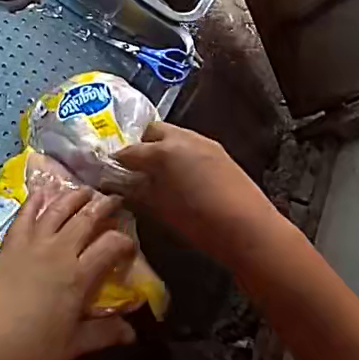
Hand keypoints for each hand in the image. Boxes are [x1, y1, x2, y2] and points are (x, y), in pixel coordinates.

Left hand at [0, 186, 138, 359]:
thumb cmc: (27, 347)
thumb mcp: (72, 344)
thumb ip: (104, 333)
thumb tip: (132, 332)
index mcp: (78, 275)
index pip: (111, 245)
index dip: (125, 241)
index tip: (131, 245)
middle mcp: (59, 250)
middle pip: (88, 217)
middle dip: (106, 206)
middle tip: (116, 200)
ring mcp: (33, 242)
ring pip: (60, 208)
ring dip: (76, 196)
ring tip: (87, 191)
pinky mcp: (11, 242)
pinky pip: (27, 213)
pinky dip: (37, 199)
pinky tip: (44, 191)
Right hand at [115, 122, 285, 267]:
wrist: (248, 227)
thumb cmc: (200, 223)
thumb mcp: (162, 209)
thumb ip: (140, 191)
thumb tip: (125, 184)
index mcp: (163, 151)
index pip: (130, 150)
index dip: (117, 161)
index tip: (110, 172)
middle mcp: (182, 138)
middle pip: (152, 132)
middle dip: (141, 146)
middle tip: (134, 169)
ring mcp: (203, 141)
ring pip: (173, 136)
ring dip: (161, 149)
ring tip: (156, 173)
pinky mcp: (218, 151)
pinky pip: (190, 145)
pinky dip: (179, 154)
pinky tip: (179, 175)